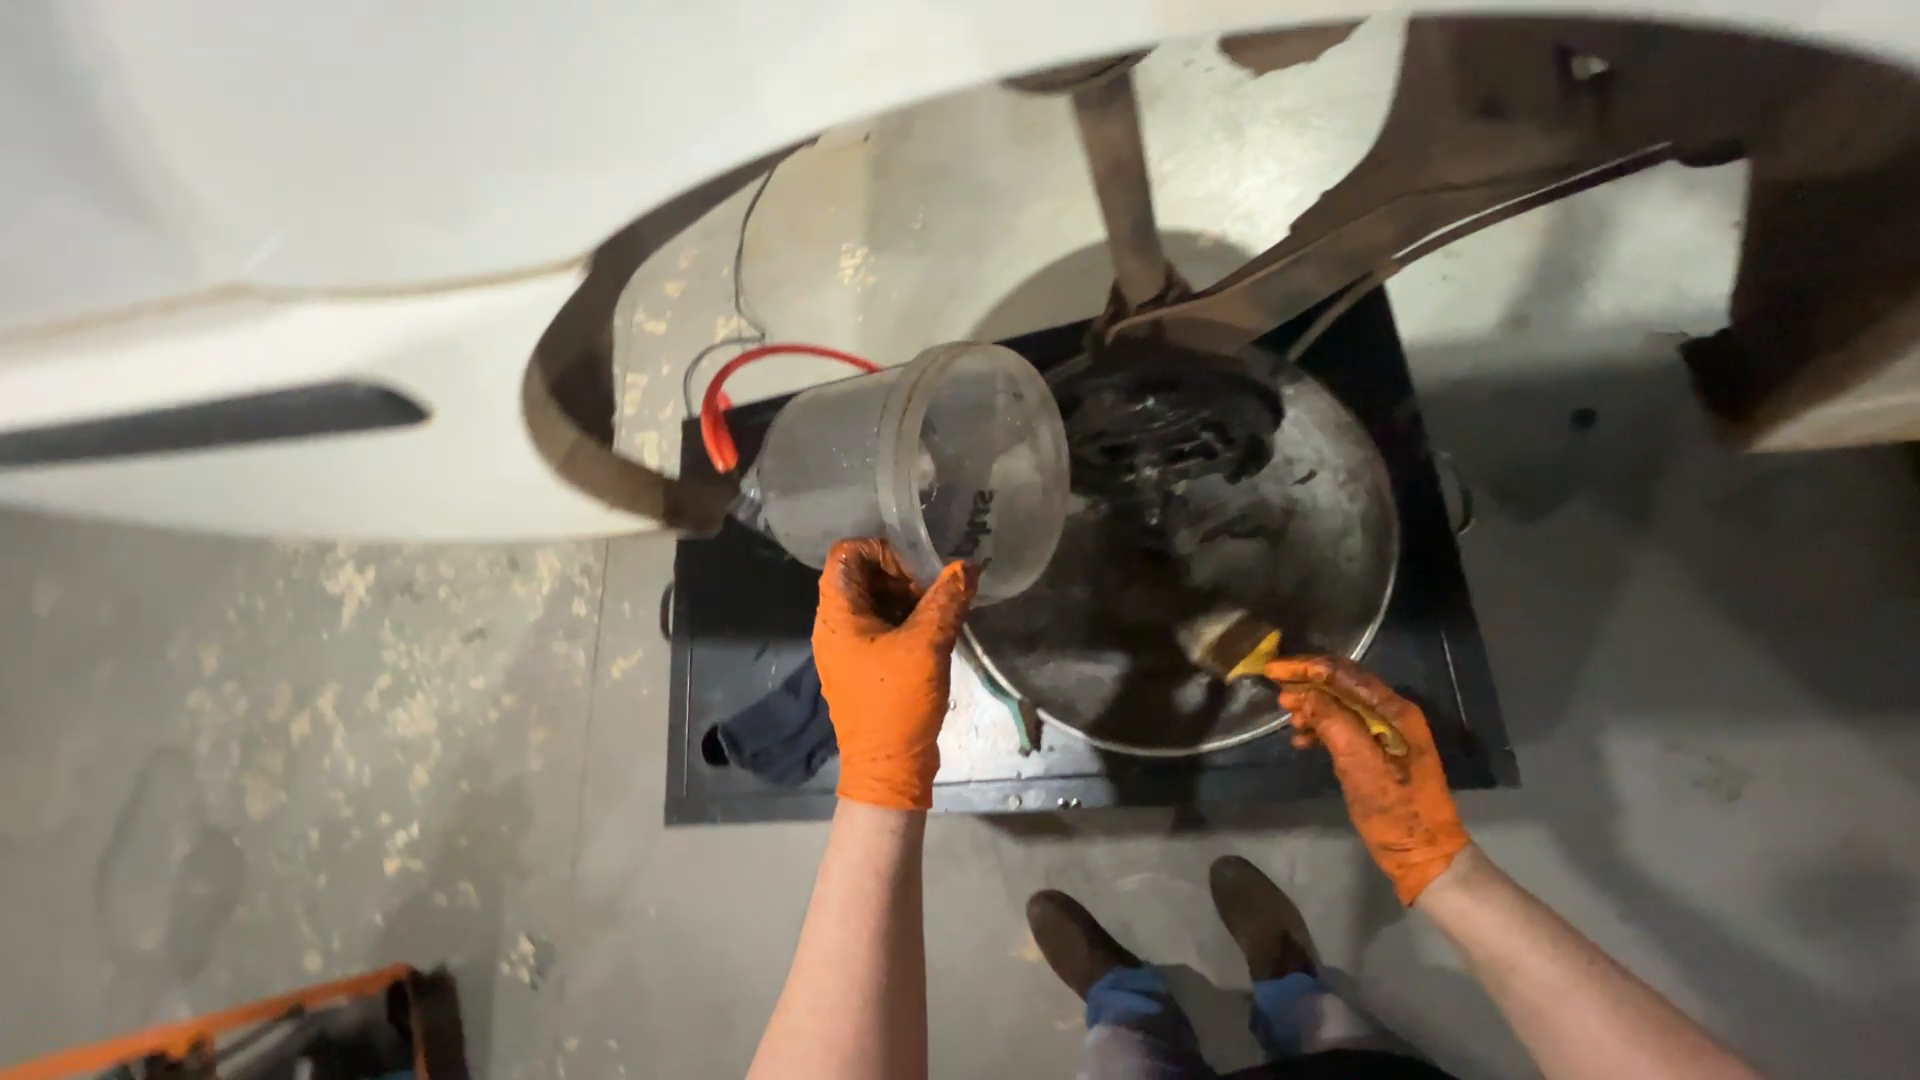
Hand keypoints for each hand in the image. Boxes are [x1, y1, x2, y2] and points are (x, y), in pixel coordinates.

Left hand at [813, 538, 977, 810]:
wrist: (888, 769)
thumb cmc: (897, 703)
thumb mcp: (927, 646)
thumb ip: (947, 600)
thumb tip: (968, 565)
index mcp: (836, 614)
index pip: (846, 553)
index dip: (882, 550)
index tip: (917, 567)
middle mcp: (835, 625)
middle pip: (862, 575)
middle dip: (901, 574)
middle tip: (935, 590)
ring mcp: (849, 646)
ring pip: (875, 600)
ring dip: (908, 597)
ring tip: (941, 609)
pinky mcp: (865, 664)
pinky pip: (883, 625)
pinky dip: (907, 619)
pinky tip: (936, 629)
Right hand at [1268, 655, 1469, 904]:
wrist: (1423, 855)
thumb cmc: (1395, 810)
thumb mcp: (1360, 765)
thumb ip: (1333, 723)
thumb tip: (1303, 694)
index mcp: (1394, 711)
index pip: (1344, 674)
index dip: (1306, 667)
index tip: (1272, 669)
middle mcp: (1392, 714)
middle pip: (1342, 683)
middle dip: (1306, 682)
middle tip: (1275, 688)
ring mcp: (1384, 732)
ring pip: (1339, 704)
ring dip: (1311, 705)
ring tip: (1288, 717)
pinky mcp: (1375, 750)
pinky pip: (1342, 725)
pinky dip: (1319, 726)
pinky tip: (1302, 739)